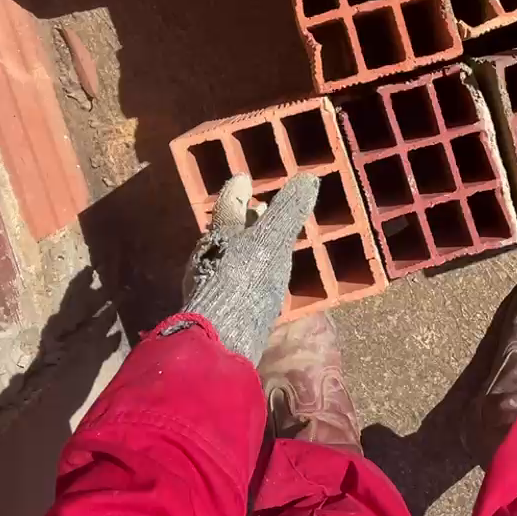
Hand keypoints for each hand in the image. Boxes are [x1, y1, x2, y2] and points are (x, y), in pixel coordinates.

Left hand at [180, 173, 316, 363]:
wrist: (222, 338)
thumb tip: (307, 178)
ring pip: (229, 255)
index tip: (243, 177)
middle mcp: (209, 255)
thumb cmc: (245, 281)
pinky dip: (248, 271)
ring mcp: (211, 284)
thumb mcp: (273, 239)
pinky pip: (234, 280)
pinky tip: (261, 281)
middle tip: (259, 208)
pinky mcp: (219, 309)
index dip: (237, 190)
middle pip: (227, 230)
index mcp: (220, 233)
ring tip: (265, 243)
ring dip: (246, 246)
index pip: (228, 203)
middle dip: (244, 219)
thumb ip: (289, 209)